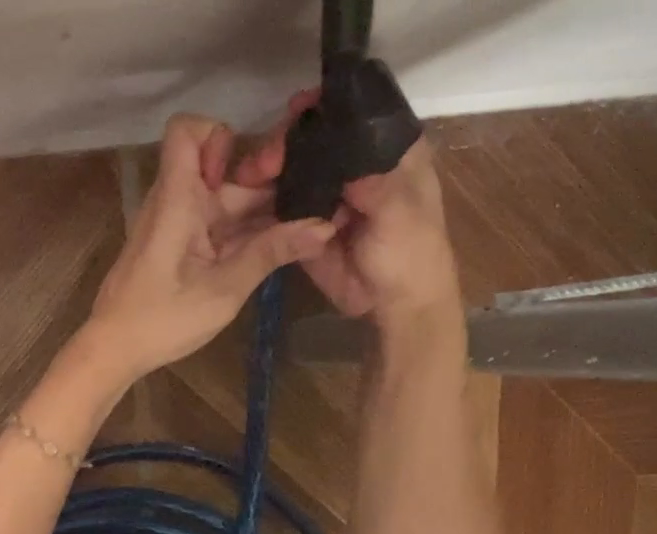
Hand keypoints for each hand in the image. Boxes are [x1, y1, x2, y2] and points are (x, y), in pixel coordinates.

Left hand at [84, 114, 336, 377]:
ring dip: (263, 212)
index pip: (186, 130)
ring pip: (228, 201)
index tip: (241, 175)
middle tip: (313, 205)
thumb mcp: (222, 290)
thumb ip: (271, 253)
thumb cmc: (161, 320)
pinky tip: (281, 249)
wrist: (114, 351)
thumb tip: (324, 226)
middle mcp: (178, 202)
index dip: (218, 137)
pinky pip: (219, 226)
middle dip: (266, 183)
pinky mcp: (183, 247)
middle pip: (226, 172)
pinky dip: (247, 232)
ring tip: (309, 229)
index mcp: (177, 199)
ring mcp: (180, 225)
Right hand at [240, 90, 461, 327]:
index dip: (329, 105)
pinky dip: (265, 196)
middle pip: (318, 138)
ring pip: (296, 167)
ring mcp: (328, 193)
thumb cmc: (410, 253)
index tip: (300, 106)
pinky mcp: (305, 221)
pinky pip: (282, 202)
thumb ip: (374, 181)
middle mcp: (355, 165)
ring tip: (251, 174)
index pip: (358, 113)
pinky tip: (247, 193)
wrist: (391, 304)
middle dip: (289, 140)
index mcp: (388, 151)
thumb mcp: (400, 213)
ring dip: (271, 166)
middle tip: (267, 157)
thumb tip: (339, 153)